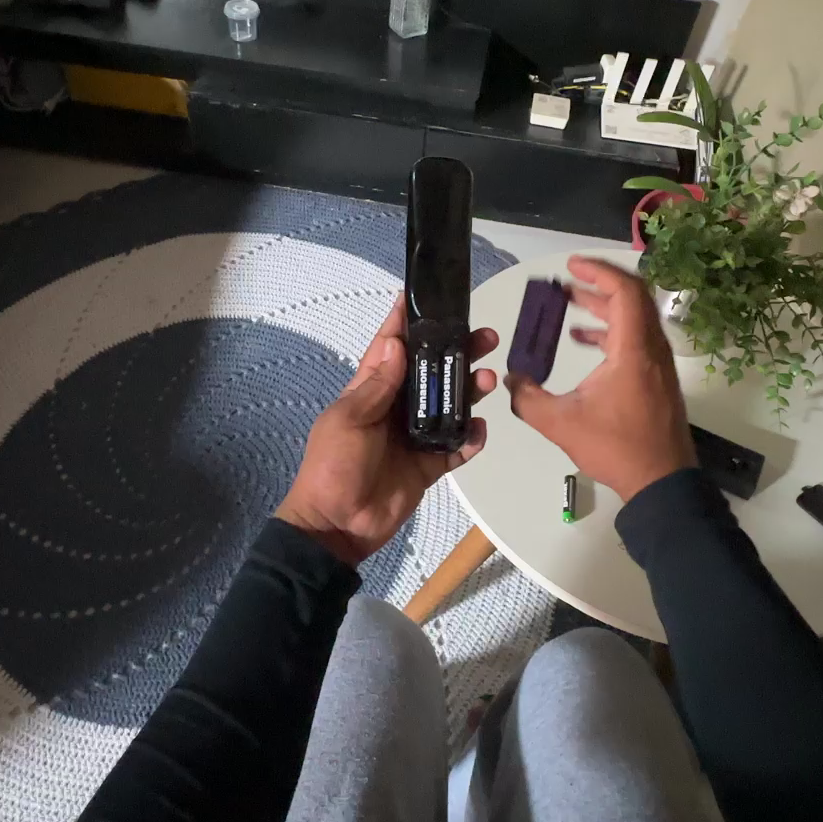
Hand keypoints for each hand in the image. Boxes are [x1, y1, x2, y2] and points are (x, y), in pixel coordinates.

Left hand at [276, 296, 499, 564]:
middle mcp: (396, 408)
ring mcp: (415, 436)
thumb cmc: (334, 465)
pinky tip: (479, 431)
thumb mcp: (348, 419)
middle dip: (456, 352)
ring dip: (470, 391)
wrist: (337, 525)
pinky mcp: (430, 465)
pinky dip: (470, 438)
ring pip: (451, 405)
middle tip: (485, 337)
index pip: (389, 349)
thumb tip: (397, 344)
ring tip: (488, 380)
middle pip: (432, 372)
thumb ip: (376, 385)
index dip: (405, 323)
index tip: (424, 296)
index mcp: (370, 391)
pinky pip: (457, 447)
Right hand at [505, 256, 696, 502]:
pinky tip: (583, 341)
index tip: (570, 266)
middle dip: (596, 285)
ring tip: (570, 305)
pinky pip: (636, 339)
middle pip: (631, 299)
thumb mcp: (560, 423)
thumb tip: (511, 379)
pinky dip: (610, 330)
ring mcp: (658, 364)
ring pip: (635, 319)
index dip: (598, 271)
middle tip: (565, 282)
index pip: (624, 292)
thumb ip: (528, 397)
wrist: (661, 482)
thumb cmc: (616, 448)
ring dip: (603, 307)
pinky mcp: (657, 379)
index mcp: (633, 350)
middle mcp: (651, 349)